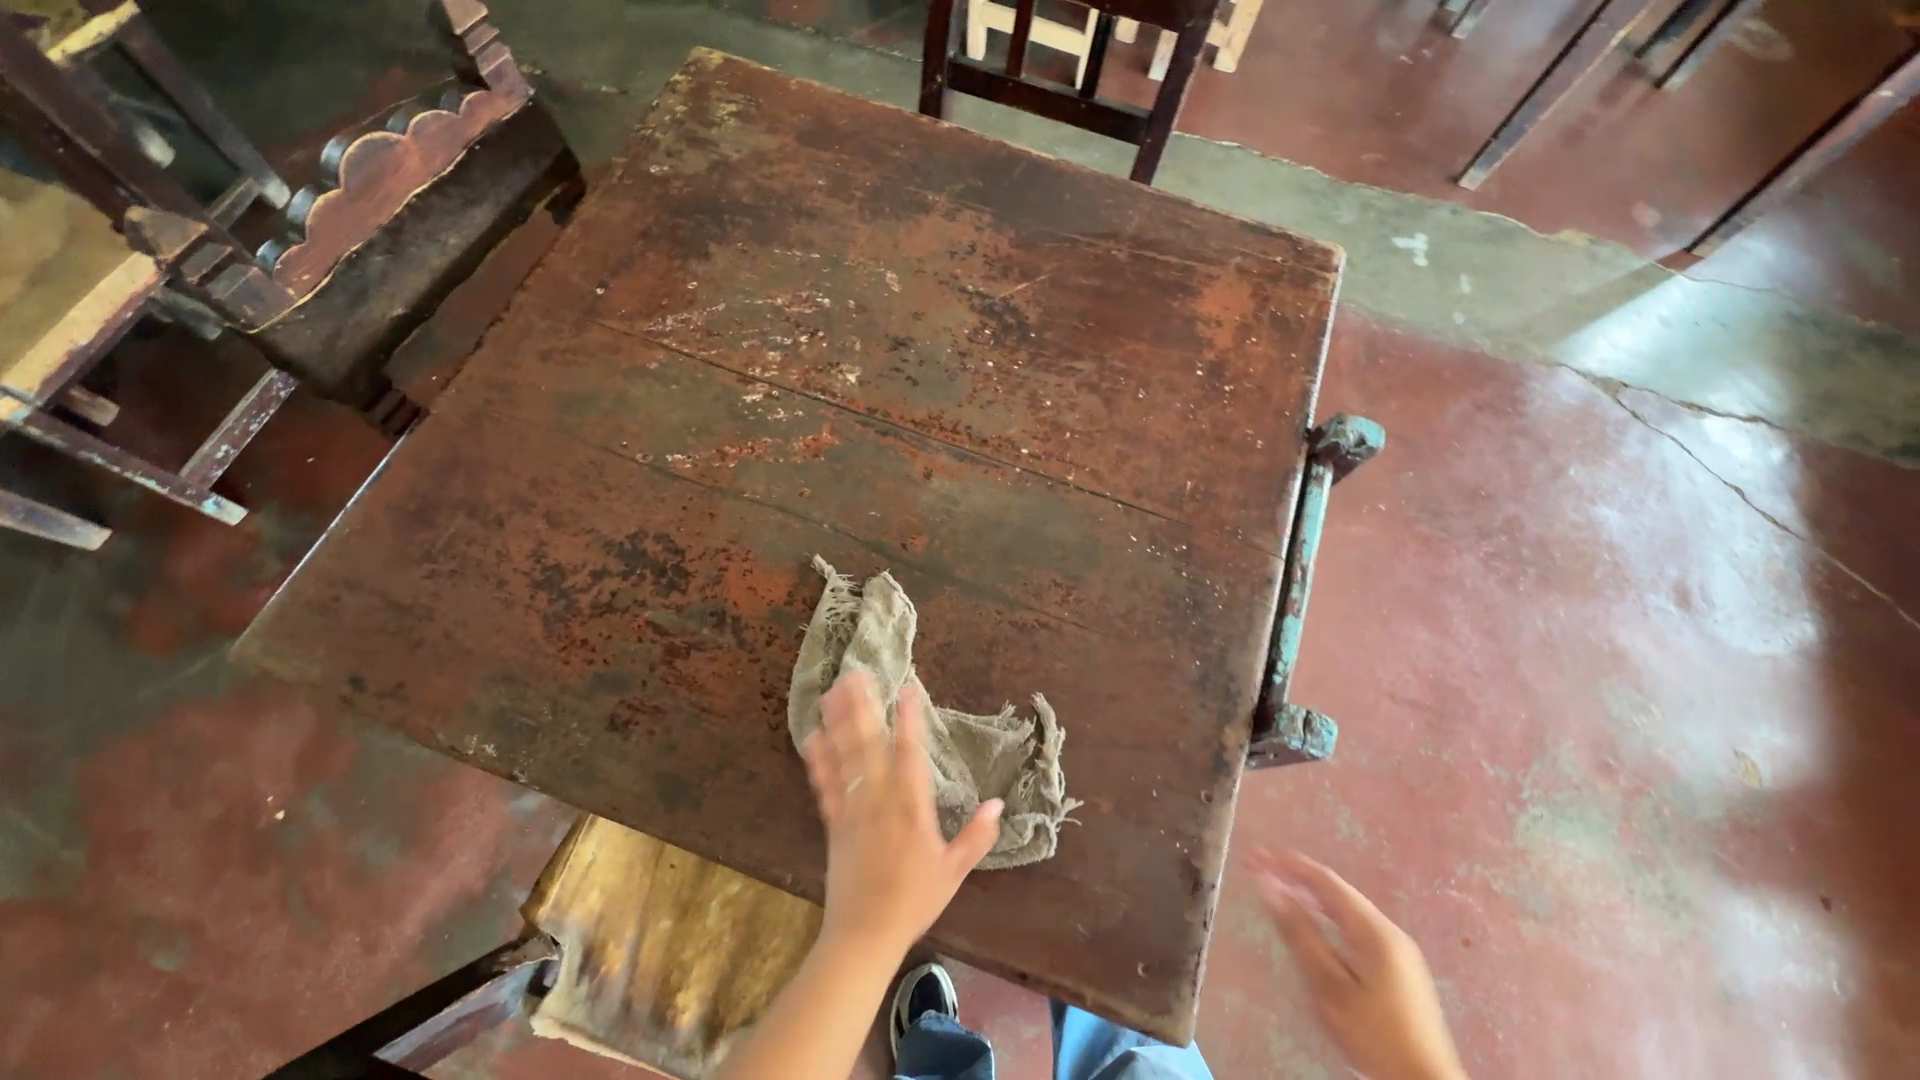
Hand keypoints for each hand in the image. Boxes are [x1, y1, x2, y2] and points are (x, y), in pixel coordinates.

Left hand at [801, 670, 1002, 955]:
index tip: (908, 688)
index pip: (910, 754)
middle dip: (863, 707)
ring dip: (838, 723)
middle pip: (870, 745)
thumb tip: (997, 803)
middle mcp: (880, 801)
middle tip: (856, 673)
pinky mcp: (833, 824)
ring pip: (844, 758)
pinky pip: (824, 785)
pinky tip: (812, 736)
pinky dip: (818, 759)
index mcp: (912, 808)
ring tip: (831, 691)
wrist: (864, 933)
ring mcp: (852, 810)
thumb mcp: (954, 871)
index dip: (909, 719)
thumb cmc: (914, 901)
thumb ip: (976, 836)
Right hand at [1252, 849, 1468, 1079]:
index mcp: (1374, 931)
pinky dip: (1328, 915)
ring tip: (1279, 888)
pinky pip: (1356, 925)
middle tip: (1261, 868)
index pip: (1326, 882)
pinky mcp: (1398, 967)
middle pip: (1338, 892)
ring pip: (1347, 909)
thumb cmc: (1374, 1034)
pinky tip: (1314, 921)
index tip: (1257, 856)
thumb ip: (1300, 936)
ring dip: (1312, 895)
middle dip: (1297, 877)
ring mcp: (1397, 949)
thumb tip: (1270, 890)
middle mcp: (1388, 930)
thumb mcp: (1329, 987)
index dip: (1289, 865)